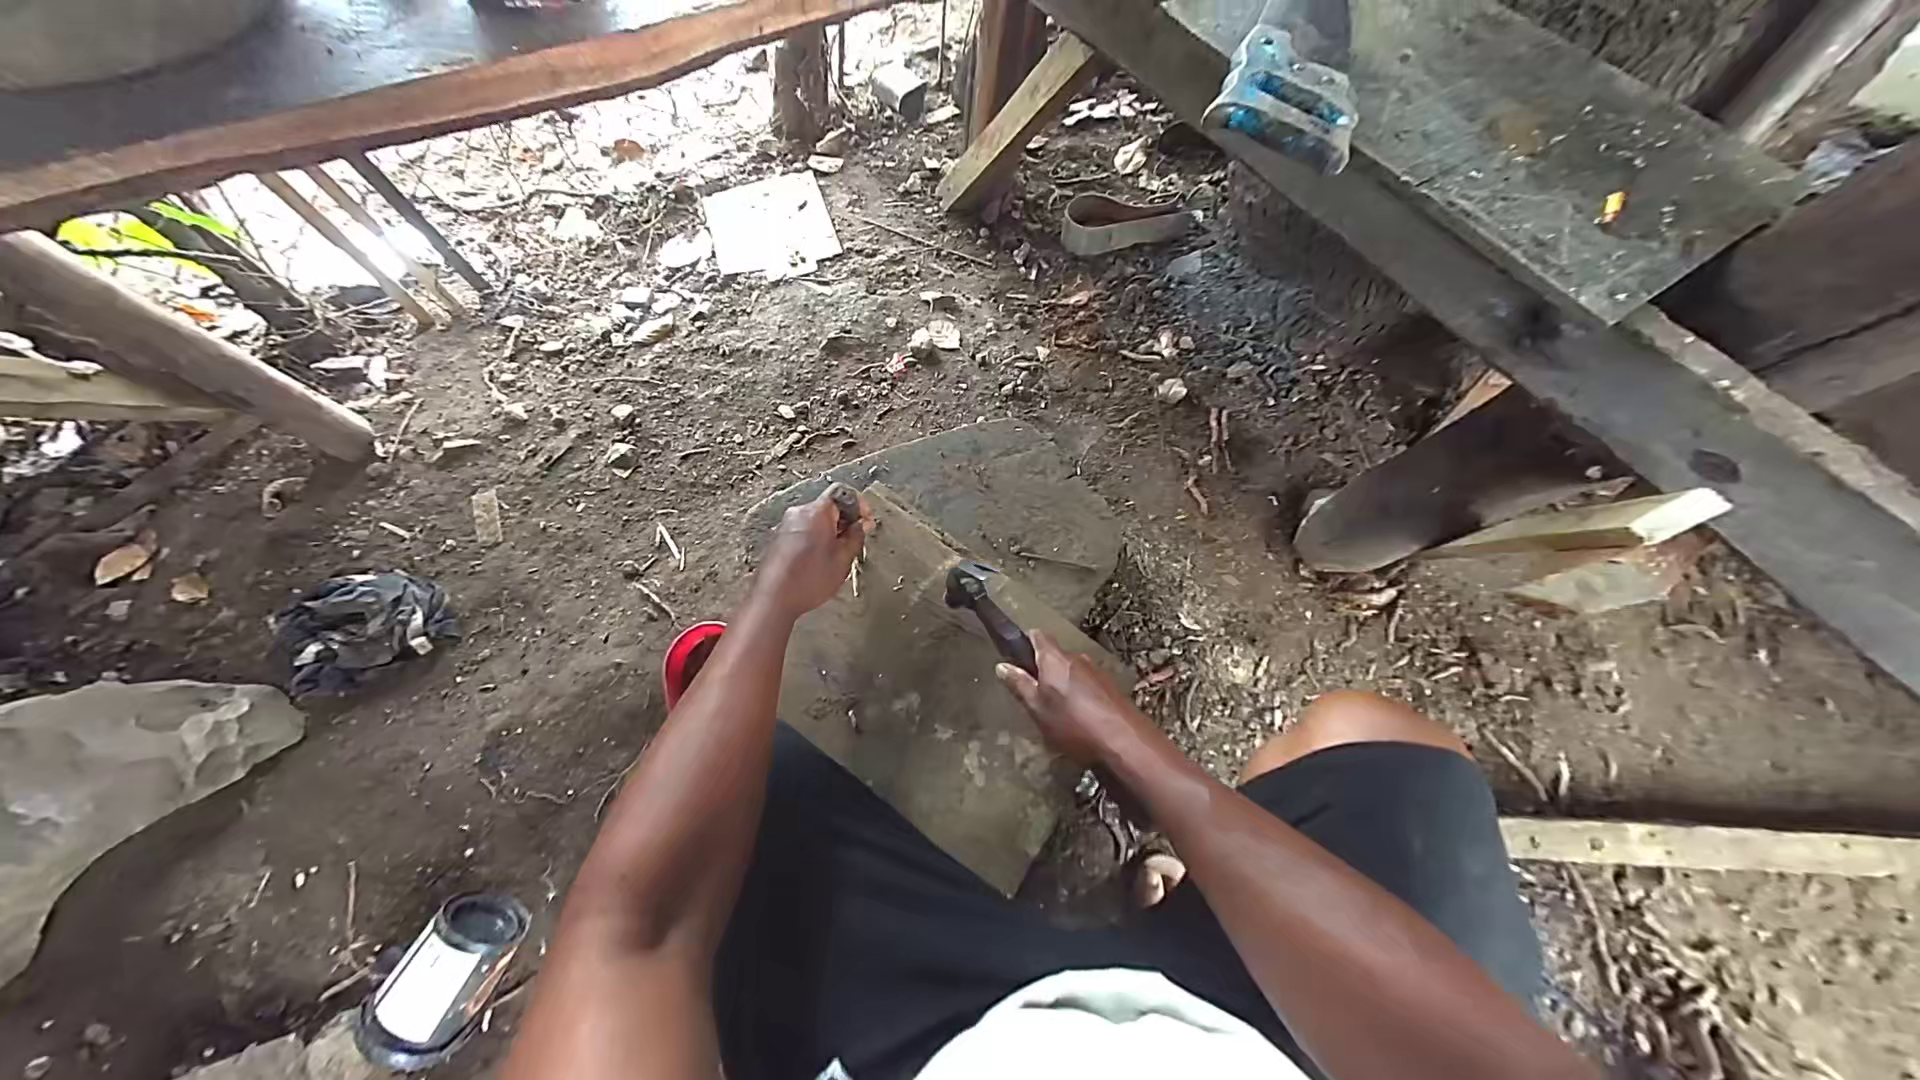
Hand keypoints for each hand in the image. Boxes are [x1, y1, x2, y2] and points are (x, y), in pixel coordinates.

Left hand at [751, 486, 871, 618]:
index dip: (860, 506)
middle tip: (857, 540)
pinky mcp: (780, 538)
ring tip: (840, 554)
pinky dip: (818, 538)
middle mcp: (799, 512)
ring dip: (832, 531)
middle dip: (846, 520)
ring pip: (818, 519)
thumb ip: (856, 536)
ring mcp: (787, 525)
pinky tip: (822, 559)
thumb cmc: (809, 579)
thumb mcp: (843, 559)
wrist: (773, 599)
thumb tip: (861, 525)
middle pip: (830, 506)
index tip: (867, 522)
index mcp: (817, 512)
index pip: (843, 493)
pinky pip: (805, 530)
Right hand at [994, 630, 1158, 766]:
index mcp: (1055, 658)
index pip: (1038, 635)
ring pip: (1072, 672)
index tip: (1017, 658)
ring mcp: (1098, 672)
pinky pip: (1088, 685)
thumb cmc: (1073, 724)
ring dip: (1064, 686)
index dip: (1026, 643)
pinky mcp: (1112, 688)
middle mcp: (1077, 658)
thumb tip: (1002, 666)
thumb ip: (1019, 685)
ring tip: (1058, 714)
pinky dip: (1080, 697)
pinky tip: (1080, 721)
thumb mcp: (1037, 708)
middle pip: (1055, 656)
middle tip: (1034, 698)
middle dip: (1044, 671)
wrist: (1125, 743)